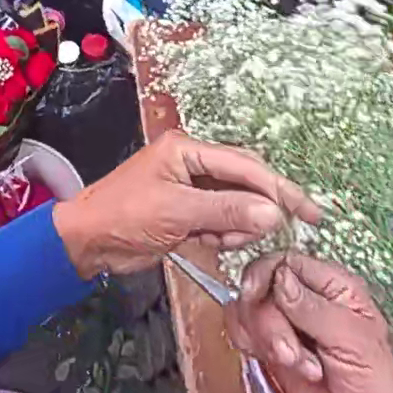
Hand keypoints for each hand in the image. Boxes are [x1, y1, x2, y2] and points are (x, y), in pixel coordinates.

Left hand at [52, 131, 320, 278]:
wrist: (85, 242)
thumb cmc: (125, 216)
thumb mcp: (178, 212)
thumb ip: (227, 209)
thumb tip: (274, 212)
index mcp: (189, 149)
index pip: (245, 164)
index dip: (278, 187)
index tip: (306, 210)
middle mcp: (194, 162)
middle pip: (244, 181)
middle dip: (259, 207)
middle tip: (279, 231)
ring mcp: (191, 186)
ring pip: (235, 202)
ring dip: (238, 224)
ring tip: (221, 238)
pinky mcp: (188, 208)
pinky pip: (221, 217)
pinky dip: (224, 231)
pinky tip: (209, 240)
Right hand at [225, 254, 392, 392]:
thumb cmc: (376, 383)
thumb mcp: (352, 340)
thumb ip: (312, 308)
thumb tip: (278, 276)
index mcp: (331, 284)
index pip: (285, 260)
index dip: (265, 274)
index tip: (254, 296)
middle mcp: (305, 297)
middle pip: (262, 286)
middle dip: (270, 322)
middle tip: (291, 355)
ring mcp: (287, 324)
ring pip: (248, 309)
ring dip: (264, 339)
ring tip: (297, 367)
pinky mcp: (272, 351)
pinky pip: (243, 333)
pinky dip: (249, 346)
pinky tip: (276, 365)